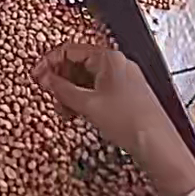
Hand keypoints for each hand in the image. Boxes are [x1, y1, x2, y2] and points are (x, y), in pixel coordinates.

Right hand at [32, 42, 194, 195]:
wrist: (158, 145)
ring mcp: (122, 79)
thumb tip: (45, 79)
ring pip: (86, 79)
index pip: (70, 50)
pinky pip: (97, 90)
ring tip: (64, 111)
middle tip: (50, 95)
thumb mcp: (87, 104)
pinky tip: (78, 114)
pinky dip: (84, 100)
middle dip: (61, 81)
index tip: (37, 75)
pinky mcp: (126, 95)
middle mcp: (117, 64)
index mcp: (109, 58)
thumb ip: (62, 89)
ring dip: (71, 93)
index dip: (50, 63)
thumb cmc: (130, 121)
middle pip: (78, 64)